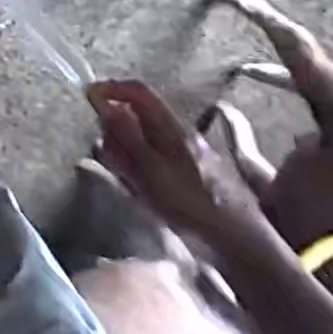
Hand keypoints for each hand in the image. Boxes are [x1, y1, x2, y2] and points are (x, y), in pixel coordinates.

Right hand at [86, 79, 269, 248]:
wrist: (242, 245)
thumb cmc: (191, 206)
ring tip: (122, 172)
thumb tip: (103, 102)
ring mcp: (192, 153)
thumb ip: (125, 134)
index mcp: (172, 127)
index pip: (138, 90)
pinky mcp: (196, 173)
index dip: (111, 88)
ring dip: (127, 147)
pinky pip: (159, 157)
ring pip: (148, 137)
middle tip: (105, 148)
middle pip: (140, 114)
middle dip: (116, 125)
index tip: (89, 96)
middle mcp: (183, 133)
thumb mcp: (149, 169)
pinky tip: (140, 186)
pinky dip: (142, 164)